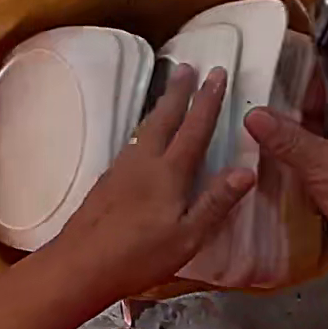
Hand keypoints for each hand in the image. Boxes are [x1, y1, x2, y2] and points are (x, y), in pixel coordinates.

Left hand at [40, 65, 256, 299]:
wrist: (80, 263)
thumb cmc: (139, 255)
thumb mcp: (188, 237)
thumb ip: (215, 202)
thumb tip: (246, 169)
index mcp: (168, 172)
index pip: (194, 129)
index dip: (208, 101)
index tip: (217, 73)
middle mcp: (143, 161)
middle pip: (164, 118)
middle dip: (178, 91)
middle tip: (187, 66)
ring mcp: (120, 168)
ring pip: (145, 128)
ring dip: (160, 107)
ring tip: (168, 92)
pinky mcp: (107, 179)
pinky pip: (132, 142)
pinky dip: (145, 128)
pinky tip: (143, 136)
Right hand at [243, 66, 327, 281]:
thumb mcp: (322, 165)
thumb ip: (286, 138)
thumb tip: (251, 113)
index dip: (325, 59)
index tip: (289, 52)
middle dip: (304, 91)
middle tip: (265, 80)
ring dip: (303, 119)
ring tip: (265, 107)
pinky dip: (306, 142)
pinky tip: (279, 143)